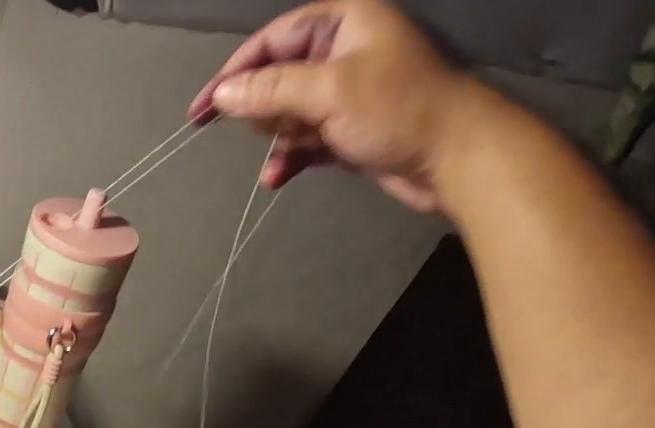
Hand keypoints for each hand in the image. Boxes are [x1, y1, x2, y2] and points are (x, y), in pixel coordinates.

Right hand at [188, 0, 481, 211]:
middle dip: (263, 111)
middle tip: (268, 131)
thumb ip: (270, 90)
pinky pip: (302, 143)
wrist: (454, 157)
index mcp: (342, 23)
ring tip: (281, 160)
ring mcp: (344, 95)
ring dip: (277, 142)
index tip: (201, 110)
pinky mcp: (347, 131)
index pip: (272, 40)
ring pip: (287, 115)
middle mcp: (341, 53)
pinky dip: (288, 159)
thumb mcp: (328, 92)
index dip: (233, 73)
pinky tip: (276, 179)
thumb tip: (222, 95)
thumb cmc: (397, 109)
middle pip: (276, 79)